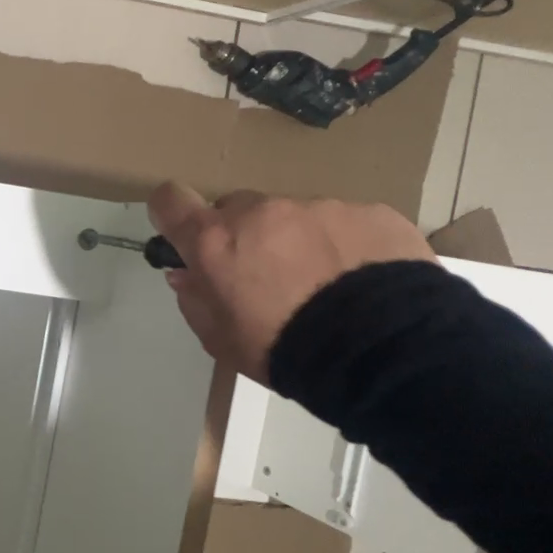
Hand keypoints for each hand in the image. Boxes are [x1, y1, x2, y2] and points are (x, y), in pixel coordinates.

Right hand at [147, 181, 435, 383]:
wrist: (382, 351)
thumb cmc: (282, 348)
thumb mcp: (219, 338)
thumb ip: (194, 299)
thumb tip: (186, 274)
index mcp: (215, 241)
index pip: (170, 200)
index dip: (172, 214)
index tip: (183, 234)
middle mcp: (261, 212)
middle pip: (236, 209)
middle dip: (242, 234)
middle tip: (264, 274)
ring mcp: (318, 207)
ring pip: (292, 215)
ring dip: (295, 240)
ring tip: (324, 283)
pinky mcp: (369, 212)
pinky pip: (343, 222)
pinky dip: (343, 243)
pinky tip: (359, 279)